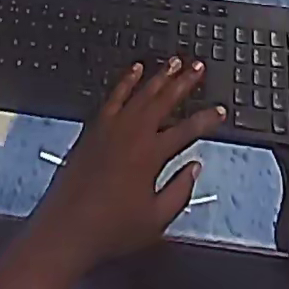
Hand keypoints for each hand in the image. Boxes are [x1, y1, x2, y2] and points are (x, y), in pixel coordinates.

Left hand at [26, 58, 225, 272]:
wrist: (68, 225)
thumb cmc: (112, 228)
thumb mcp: (156, 220)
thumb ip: (179, 191)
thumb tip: (194, 167)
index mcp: (151, 154)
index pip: (187, 130)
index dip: (206, 119)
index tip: (219, 110)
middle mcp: (134, 133)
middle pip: (165, 101)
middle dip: (184, 82)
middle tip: (198, 67)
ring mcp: (113, 125)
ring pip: (142, 92)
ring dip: (160, 75)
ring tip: (175, 61)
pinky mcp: (96, 125)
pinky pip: (115, 95)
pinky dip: (127, 79)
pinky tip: (136, 68)